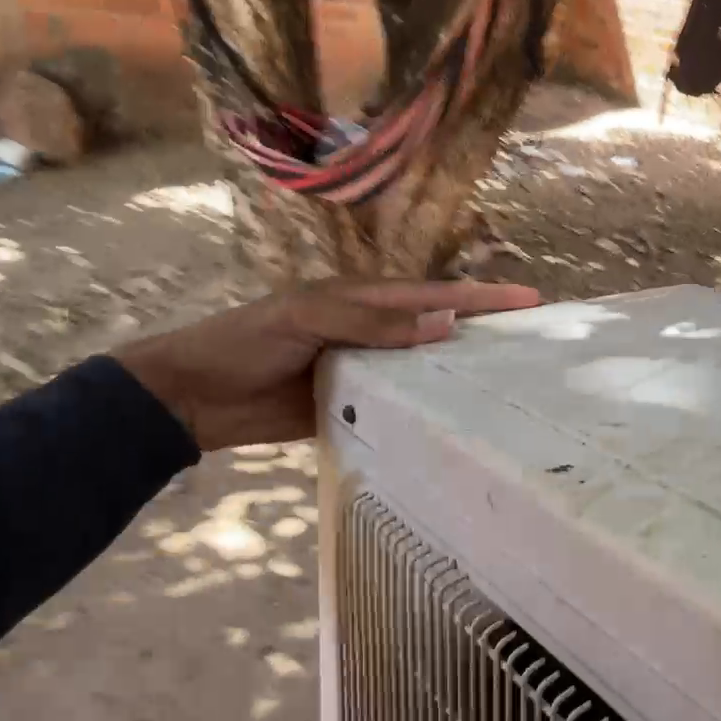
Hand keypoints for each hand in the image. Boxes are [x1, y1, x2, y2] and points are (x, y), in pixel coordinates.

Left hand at [114, 280, 540, 450]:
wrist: (187, 398)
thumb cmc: (246, 341)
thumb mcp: (306, 317)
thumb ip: (371, 321)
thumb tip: (446, 324)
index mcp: (369, 302)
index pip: (439, 296)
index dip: (486, 297)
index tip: (532, 300)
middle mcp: (378, 335)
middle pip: (442, 332)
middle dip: (486, 334)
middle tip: (534, 347)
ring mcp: (367, 373)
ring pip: (425, 372)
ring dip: (461, 376)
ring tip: (509, 387)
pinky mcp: (354, 409)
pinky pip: (399, 407)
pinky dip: (427, 411)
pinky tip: (456, 423)